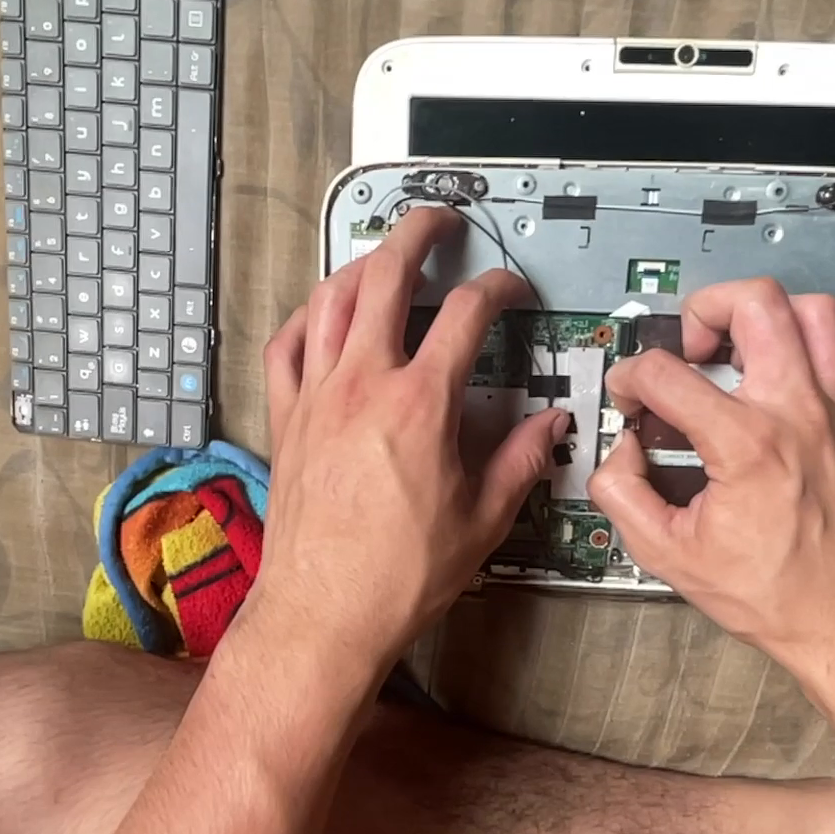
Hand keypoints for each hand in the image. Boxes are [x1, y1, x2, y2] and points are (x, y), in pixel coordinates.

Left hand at [249, 206, 567, 678]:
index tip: (510, 290)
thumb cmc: (398, 574)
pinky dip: (303, 319)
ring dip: (360, 265)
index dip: (497, 288)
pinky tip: (319, 318)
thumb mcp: (482, 520)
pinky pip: (284, 347)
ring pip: (330, 299)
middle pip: (386, 276)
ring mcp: (316, 397)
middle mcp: (362, 385)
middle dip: (417, 233)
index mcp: (419, 405)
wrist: (323, 613)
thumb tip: (550, 427)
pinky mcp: (286, 419)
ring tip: (383, 259)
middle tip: (438, 220)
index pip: (467, 315)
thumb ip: (520, 460)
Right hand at [587, 279, 834, 693]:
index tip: (628, 401)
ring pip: (815, 310)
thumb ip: (619, 491)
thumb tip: (623, 446)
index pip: (666, 374)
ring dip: (766, 316)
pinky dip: (827, 341)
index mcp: (744, 444)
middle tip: (689, 350)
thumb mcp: (664, 553)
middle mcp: (796, 411)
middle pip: (756, 302)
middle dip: (704, 309)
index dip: (630, 378)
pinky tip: (795, 369)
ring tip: (738, 350)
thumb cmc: (761, 589)